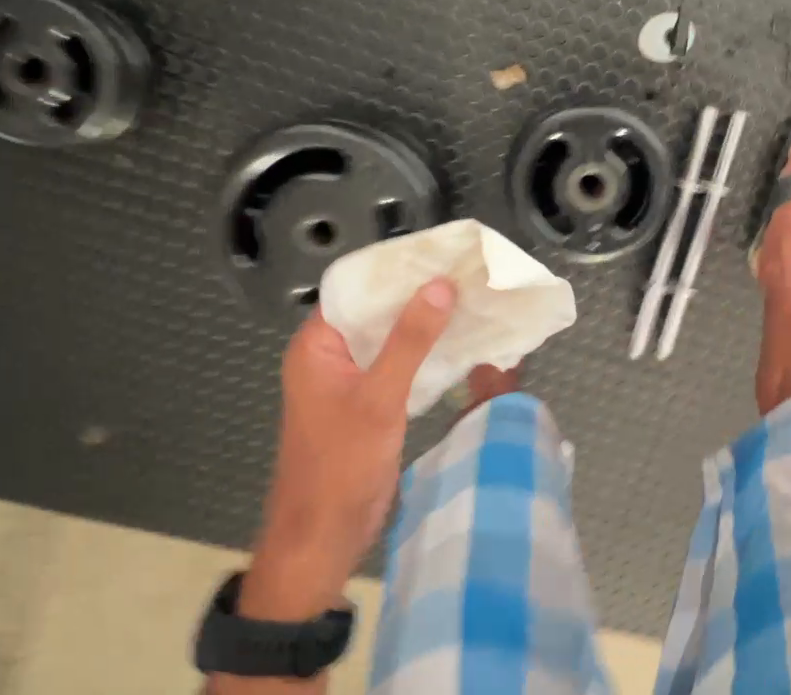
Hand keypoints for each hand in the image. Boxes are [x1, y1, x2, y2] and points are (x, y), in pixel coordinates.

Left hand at [238, 278, 456, 621]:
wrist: (323, 538)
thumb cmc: (340, 466)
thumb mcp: (379, 399)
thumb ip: (409, 341)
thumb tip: (441, 285)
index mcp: (317, 346)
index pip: (356, 288)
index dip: (396, 268)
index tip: (441, 252)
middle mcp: (330, 356)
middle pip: (376, 311)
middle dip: (419, 294)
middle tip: (468, 274)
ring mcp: (350, 381)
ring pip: (390, 338)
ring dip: (426, 323)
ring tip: (473, 301)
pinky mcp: (369, 403)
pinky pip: (398, 365)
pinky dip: (425, 353)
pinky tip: (461, 344)